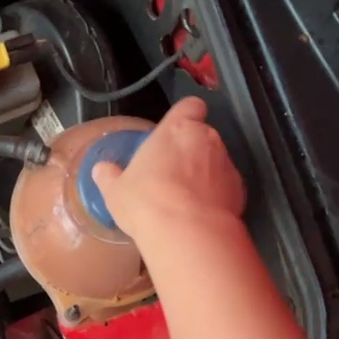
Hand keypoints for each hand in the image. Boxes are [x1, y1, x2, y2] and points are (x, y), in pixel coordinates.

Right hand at [91, 96, 245, 241]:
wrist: (187, 233)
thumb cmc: (146, 203)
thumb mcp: (115, 192)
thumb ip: (109, 176)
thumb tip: (100, 169)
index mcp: (176, 130)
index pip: (189, 106)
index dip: (183, 116)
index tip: (172, 133)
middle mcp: (206, 139)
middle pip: (201, 135)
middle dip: (189, 150)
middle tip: (170, 175)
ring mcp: (226, 162)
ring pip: (214, 160)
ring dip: (202, 173)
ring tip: (184, 200)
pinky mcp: (238, 187)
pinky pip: (224, 186)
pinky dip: (214, 195)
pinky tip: (198, 215)